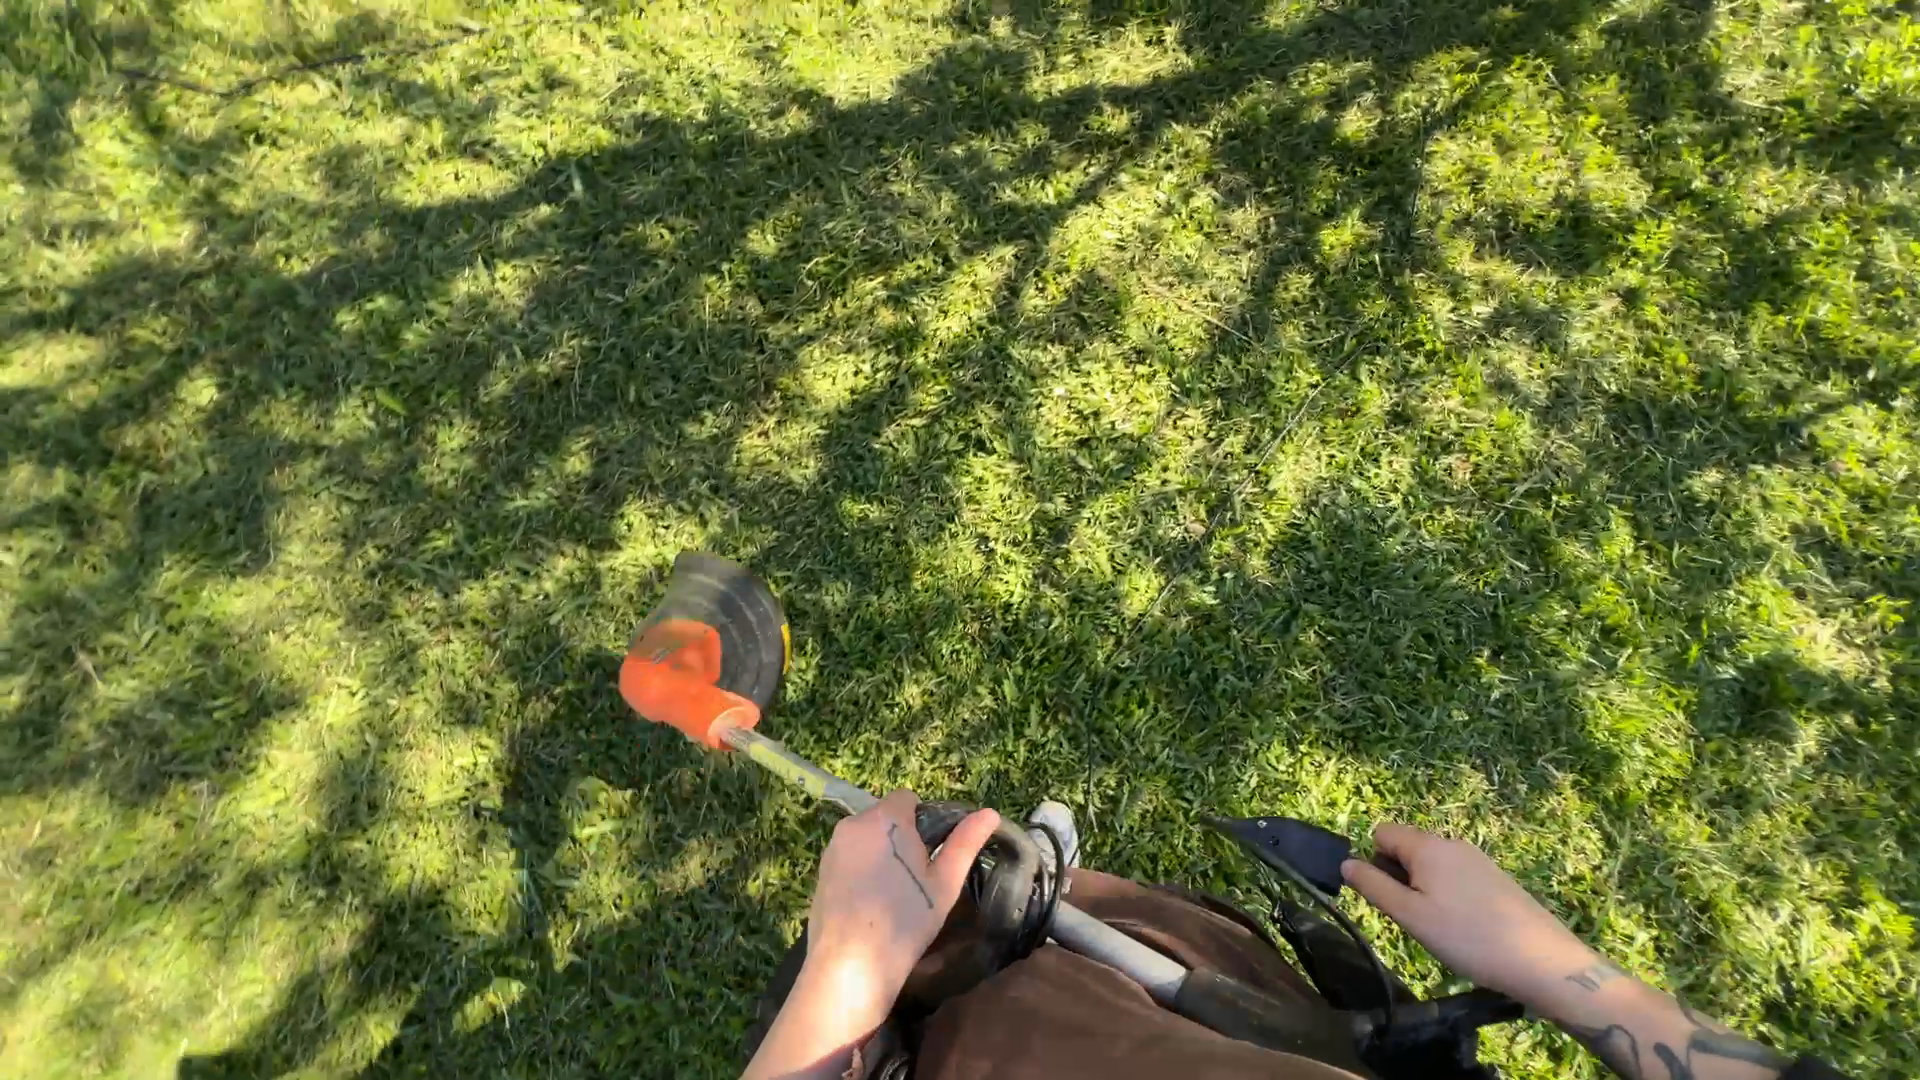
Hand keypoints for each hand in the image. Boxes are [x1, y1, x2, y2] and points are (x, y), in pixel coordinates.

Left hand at [744, 791, 999, 1079]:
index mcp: (885, 818)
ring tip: (893, 895)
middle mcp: (854, 824)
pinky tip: (870, 905)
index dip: (923, 823)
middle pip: (885, 818)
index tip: (930, 856)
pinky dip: (861, 870)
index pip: (908, 799)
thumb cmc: (905, 921)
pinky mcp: (820, 872)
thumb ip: (965, 842)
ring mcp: (832, 848)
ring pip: (867, 838)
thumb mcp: (944, 883)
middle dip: (901, 838)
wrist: (849, 967)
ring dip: (881, 853)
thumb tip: (990, 813)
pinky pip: (849, 858)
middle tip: (915, 879)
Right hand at [1342, 823, 1598, 1006]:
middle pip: (1407, 846)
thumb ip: (1372, 886)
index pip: (1381, 832)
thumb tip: (1345, 863)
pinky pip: (1456, 874)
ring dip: (1425, 886)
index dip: (1375, 861)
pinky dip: (1450, 893)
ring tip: (1442, 924)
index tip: (1392, 897)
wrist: (1547, 965)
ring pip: (1431, 863)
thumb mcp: (1410, 916)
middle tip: (1415, 915)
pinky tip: (1467, 926)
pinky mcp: (1497, 878)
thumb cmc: (1469, 938)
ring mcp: (1478, 859)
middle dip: (1400, 875)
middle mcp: (1451, 842)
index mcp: (1427, 846)